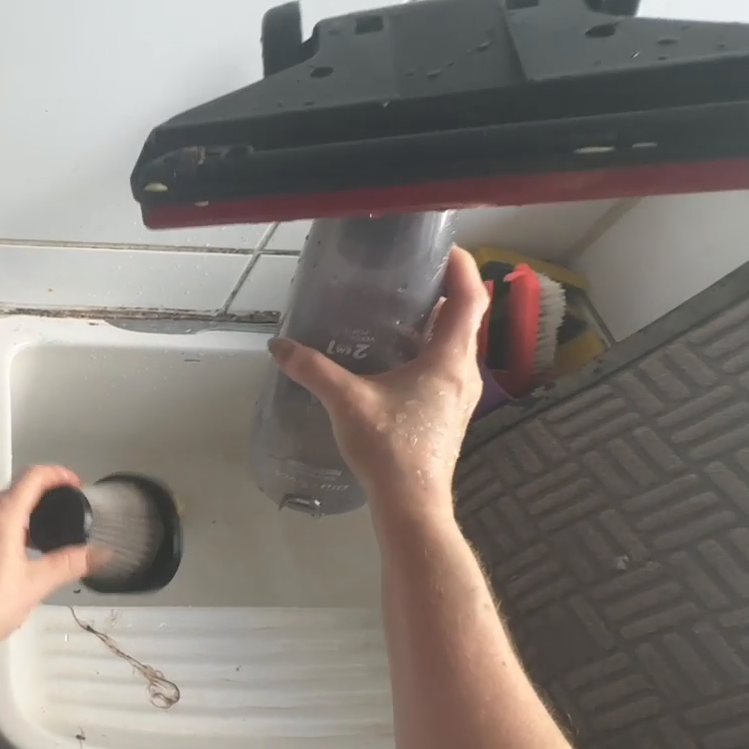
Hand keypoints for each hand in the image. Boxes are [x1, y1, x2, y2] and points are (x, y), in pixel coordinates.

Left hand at [0, 465, 92, 669]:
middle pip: (12, 492)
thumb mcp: (36, 584)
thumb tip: (100, 554)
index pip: (32, 476)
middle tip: (57, 518)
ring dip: (16, 517)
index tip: (71, 482)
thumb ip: (71, 563)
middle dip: (37, 500)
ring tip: (33, 543)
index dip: (57, 474)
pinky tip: (3, 557)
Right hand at [267, 246, 488, 516]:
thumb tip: (279, 345)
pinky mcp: (446, 412)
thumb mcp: (345, 401)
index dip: (462, 267)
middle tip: (406, 277)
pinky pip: (441, 366)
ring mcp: (458, 394)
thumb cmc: (389, 446)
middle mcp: (462, 372)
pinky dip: (424, 349)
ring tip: (394, 313)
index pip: (470, 298)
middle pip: (464, 319)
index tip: (442, 248)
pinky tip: (391, 359)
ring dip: (433, 323)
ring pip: (453, 344)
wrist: (411, 500)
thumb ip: (312, 369)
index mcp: (449, 360)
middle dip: (442, 292)